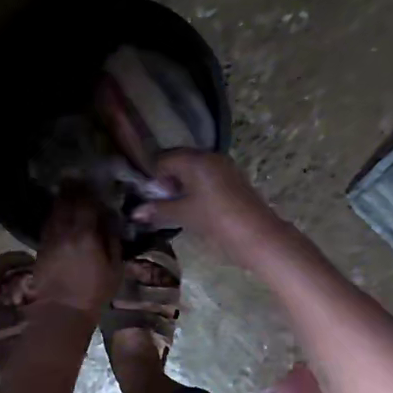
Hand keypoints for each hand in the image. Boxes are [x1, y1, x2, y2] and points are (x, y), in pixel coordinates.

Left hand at [31, 192, 119, 314]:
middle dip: (72, 189)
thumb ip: (112, 240)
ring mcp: (50, 238)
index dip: (89, 189)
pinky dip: (54, 215)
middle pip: (66, 202)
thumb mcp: (114, 268)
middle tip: (76, 178)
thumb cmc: (94, 292)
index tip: (92, 180)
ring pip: (54, 211)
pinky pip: (48, 224)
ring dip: (61, 199)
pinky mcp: (41, 247)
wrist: (62, 311)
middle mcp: (65, 231)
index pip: (86, 203)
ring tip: (66, 190)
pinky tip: (59, 213)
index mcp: (85, 234)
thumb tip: (110, 220)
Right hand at [135, 150, 287, 266]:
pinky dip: (195, 188)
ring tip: (174, 206)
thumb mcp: (183, 214)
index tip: (146, 196)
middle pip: (179, 161)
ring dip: (181, 185)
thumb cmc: (215, 220)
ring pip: (194, 170)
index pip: (163, 159)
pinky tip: (192, 207)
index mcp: (195, 160)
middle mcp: (210, 157)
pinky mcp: (233, 180)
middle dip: (166, 179)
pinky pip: (207, 177)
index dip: (151, 176)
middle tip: (158, 201)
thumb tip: (134, 212)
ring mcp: (224, 167)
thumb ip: (158, 209)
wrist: (257, 235)